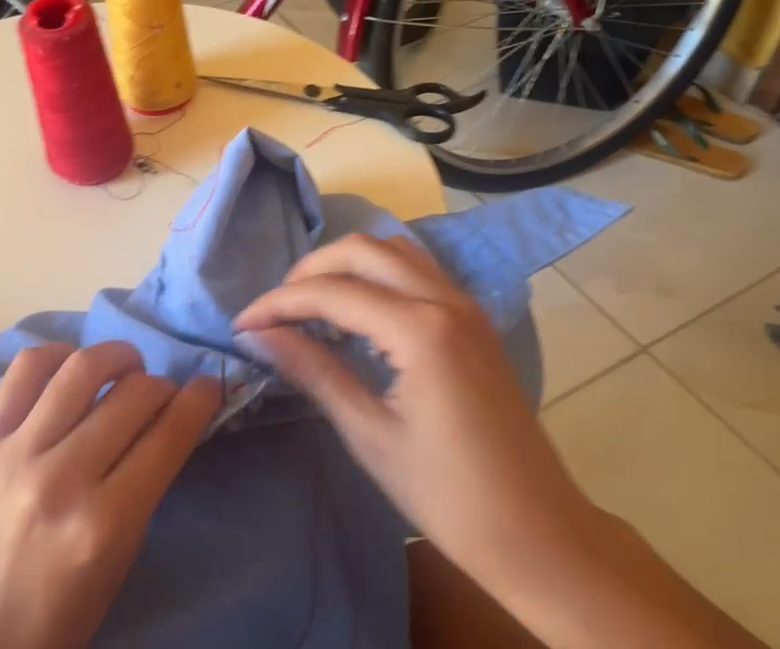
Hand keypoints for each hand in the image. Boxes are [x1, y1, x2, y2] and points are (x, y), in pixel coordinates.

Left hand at [0, 341, 219, 648]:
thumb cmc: (64, 608)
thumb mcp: (123, 554)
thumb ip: (147, 481)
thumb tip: (170, 416)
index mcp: (105, 522)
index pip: (167, 436)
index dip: (198, 400)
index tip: (208, 386)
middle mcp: (61, 478)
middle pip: (132, 395)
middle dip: (162, 385)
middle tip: (163, 394)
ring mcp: (16, 453)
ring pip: (81, 368)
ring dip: (117, 357)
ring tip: (126, 368)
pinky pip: (26, 368)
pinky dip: (58, 354)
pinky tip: (73, 368)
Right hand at [233, 234, 592, 586]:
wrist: (537, 530)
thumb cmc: (447, 495)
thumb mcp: (370, 435)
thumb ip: (315, 372)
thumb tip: (260, 336)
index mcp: (420, 330)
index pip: (332, 292)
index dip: (279, 303)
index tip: (242, 326)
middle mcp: (446, 300)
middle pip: (362, 250)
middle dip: (310, 271)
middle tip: (276, 312)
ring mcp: (467, 305)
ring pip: (394, 249)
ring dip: (347, 265)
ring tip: (313, 306)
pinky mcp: (475, 319)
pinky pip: (419, 270)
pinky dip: (379, 274)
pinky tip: (360, 312)